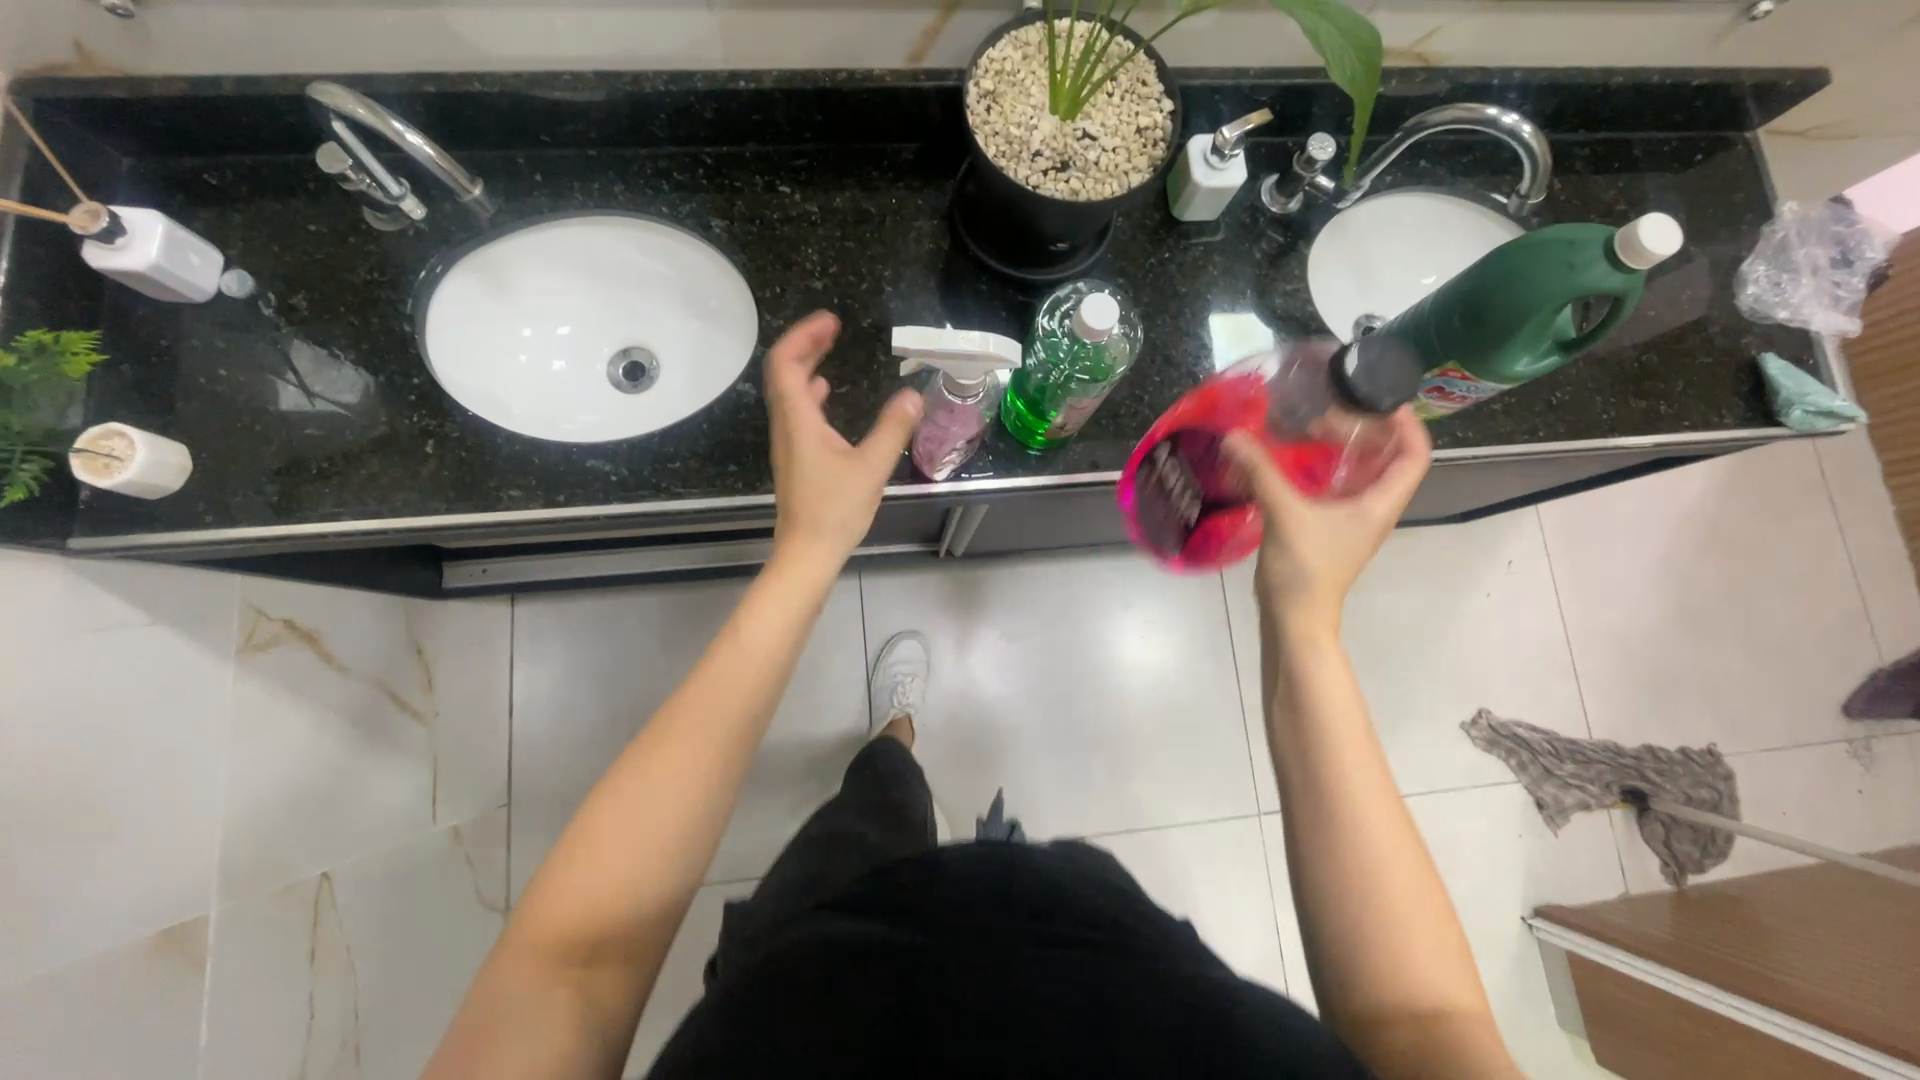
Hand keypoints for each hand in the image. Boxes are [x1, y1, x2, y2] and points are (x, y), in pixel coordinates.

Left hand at [764, 311, 922, 569]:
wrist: (807, 554)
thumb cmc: (834, 511)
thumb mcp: (871, 468)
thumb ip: (892, 429)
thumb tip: (913, 396)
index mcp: (798, 420)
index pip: (785, 363)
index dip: (804, 335)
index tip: (831, 321)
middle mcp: (787, 426)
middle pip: (783, 372)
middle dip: (806, 344)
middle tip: (833, 328)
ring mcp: (788, 443)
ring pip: (788, 392)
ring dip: (806, 366)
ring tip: (830, 351)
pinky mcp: (796, 459)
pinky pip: (796, 412)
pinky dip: (809, 393)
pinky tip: (827, 395)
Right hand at [1222, 407, 1430, 634]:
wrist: (1295, 618)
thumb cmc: (1305, 569)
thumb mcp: (1285, 515)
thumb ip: (1262, 473)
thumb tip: (1233, 436)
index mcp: (1380, 503)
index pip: (1415, 455)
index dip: (1406, 423)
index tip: (1378, 397)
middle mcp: (1373, 508)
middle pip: (1388, 458)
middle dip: (1365, 430)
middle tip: (1330, 412)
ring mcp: (1351, 519)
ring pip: (1360, 473)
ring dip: (1342, 448)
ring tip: (1310, 429)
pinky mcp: (1328, 527)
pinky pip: (1335, 487)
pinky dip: (1321, 468)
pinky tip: (1292, 460)